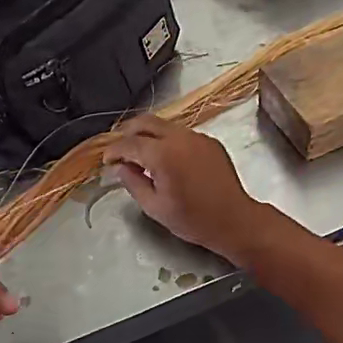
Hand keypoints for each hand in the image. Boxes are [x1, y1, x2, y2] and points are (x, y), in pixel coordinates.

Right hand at [104, 116, 271, 261]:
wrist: (235, 220)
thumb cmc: (194, 220)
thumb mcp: (155, 207)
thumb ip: (134, 183)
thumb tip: (121, 168)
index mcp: (163, 154)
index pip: (130, 143)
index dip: (114, 150)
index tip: (107, 159)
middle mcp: (180, 138)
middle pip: (146, 122)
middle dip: (127, 132)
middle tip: (119, 148)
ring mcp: (198, 137)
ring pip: (165, 125)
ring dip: (148, 134)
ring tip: (139, 153)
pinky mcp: (210, 142)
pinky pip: (182, 134)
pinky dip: (168, 140)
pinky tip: (166, 157)